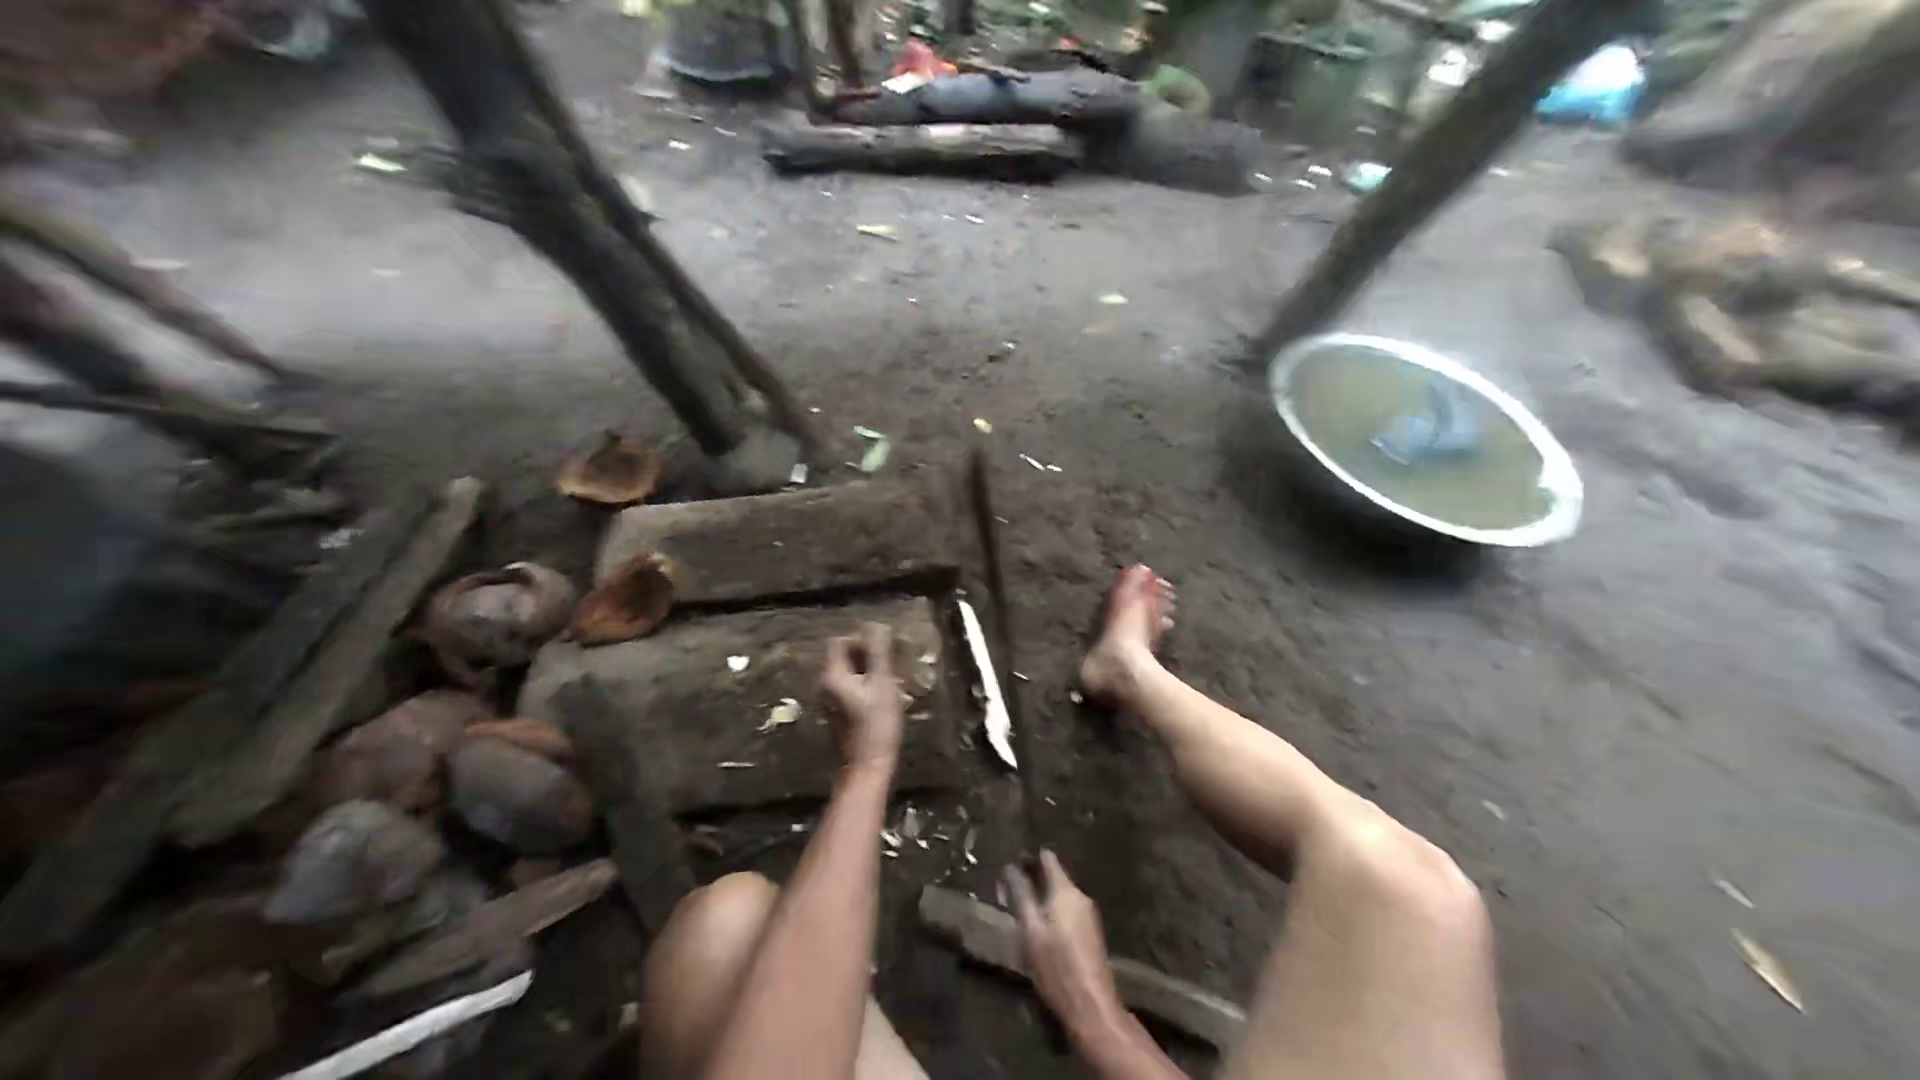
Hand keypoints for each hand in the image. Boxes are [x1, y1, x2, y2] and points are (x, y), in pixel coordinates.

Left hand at [820, 622, 905, 771]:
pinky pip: (849, 685)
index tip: (882, 650)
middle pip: (842, 655)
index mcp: (832, 675)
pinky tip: (882, 694)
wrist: (868, 764)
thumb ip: (878, 652)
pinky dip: (864, 683)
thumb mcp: (882, 683)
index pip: (839, 641)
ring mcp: (829, 698)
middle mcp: (825, 684)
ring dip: (867, 669)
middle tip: (889, 662)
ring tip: (889, 677)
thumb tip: (877, 626)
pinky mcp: (837, 709)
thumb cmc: (877, 723)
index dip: (860, 639)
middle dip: (866, 653)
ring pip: (847, 671)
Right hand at [1005, 851, 1125, 1039]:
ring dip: (1042, 898)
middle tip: (1008, 893)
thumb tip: (1010, 867)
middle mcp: (1080, 896)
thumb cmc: (1056, 965)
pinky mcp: (1091, 932)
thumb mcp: (1030, 929)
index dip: (1029, 857)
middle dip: (1032, 880)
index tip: (1010, 864)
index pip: (1047, 858)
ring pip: (1060, 895)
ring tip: (1021, 912)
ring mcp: (1088, 914)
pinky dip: (1053, 912)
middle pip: (1054, 877)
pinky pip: (1067, 910)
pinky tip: (1040, 930)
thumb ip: (1020, 895)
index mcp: (1065, 890)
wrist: (1090, 1004)